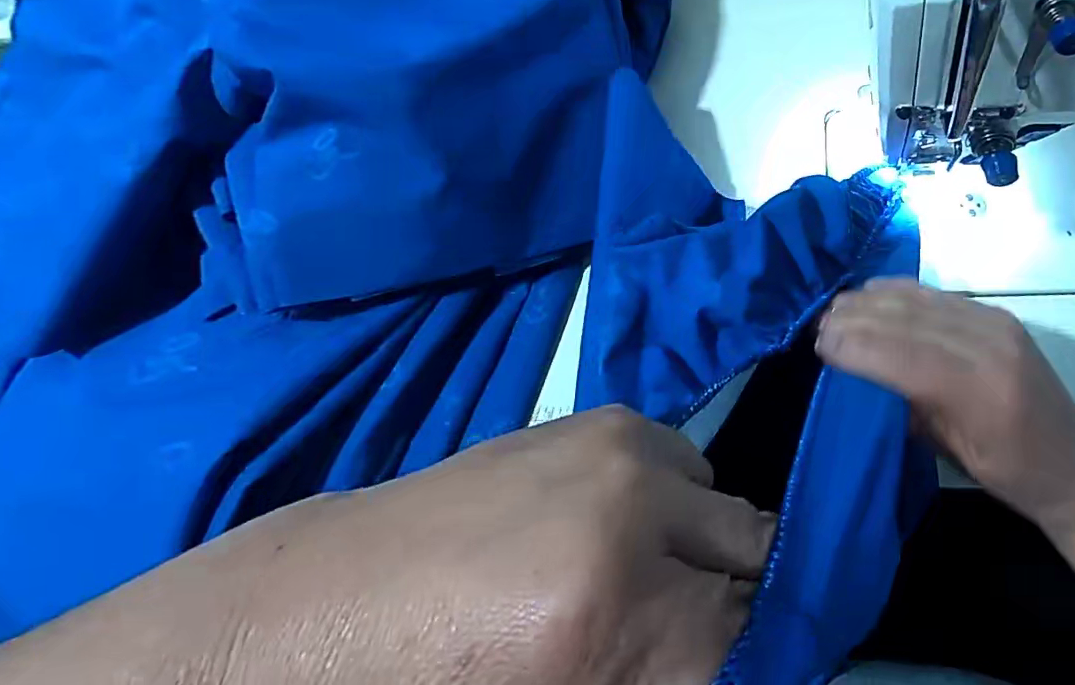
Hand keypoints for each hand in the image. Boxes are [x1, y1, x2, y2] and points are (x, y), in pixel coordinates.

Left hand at [0, 407, 772, 684]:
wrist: (323, 611)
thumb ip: (660, 672)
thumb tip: (721, 650)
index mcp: (610, 606)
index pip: (747, 634)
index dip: (743, 661)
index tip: (718, 666)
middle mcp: (630, 500)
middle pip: (750, 548)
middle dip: (728, 603)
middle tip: (680, 636)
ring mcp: (611, 444)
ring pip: (719, 496)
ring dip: (700, 544)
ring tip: (649, 582)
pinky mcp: (593, 416)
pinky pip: (675, 458)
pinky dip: (667, 501)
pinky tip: (616, 531)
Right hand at [818, 280, 1074, 529]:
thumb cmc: (1012, 474)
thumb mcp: (952, 452)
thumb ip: (907, 406)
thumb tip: (856, 373)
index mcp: (983, 394)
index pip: (906, 356)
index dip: (858, 346)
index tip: (819, 345)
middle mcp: (991, 345)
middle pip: (907, 319)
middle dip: (856, 318)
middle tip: (818, 325)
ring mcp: (995, 322)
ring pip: (917, 299)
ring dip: (870, 300)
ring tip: (836, 310)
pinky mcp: (995, 312)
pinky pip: (934, 293)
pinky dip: (896, 292)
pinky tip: (870, 295)